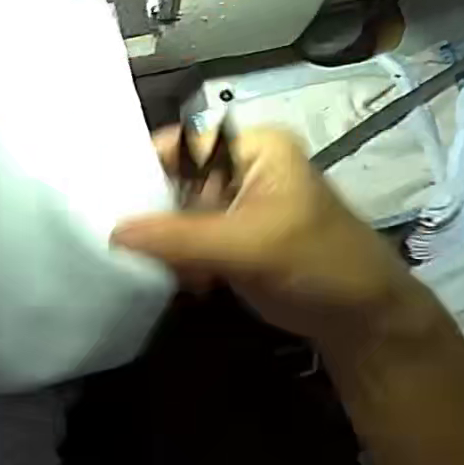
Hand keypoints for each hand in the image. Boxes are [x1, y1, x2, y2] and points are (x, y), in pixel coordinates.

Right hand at [112, 126, 440, 351]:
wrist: (362, 320)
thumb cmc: (318, 264)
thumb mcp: (249, 246)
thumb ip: (181, 238)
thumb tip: (112, 234)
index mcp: (252, 148)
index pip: (183, 144)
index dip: (144, 165)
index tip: (101, 194)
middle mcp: (238, 168)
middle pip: (174, 179)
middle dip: (149, 210)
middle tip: (112, 234)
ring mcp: (232, 205)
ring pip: (176, 213)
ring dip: (161, 240)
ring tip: (141, 262)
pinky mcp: (228, 238)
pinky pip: (185, 239)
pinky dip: (175, 258)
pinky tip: (175, 278)